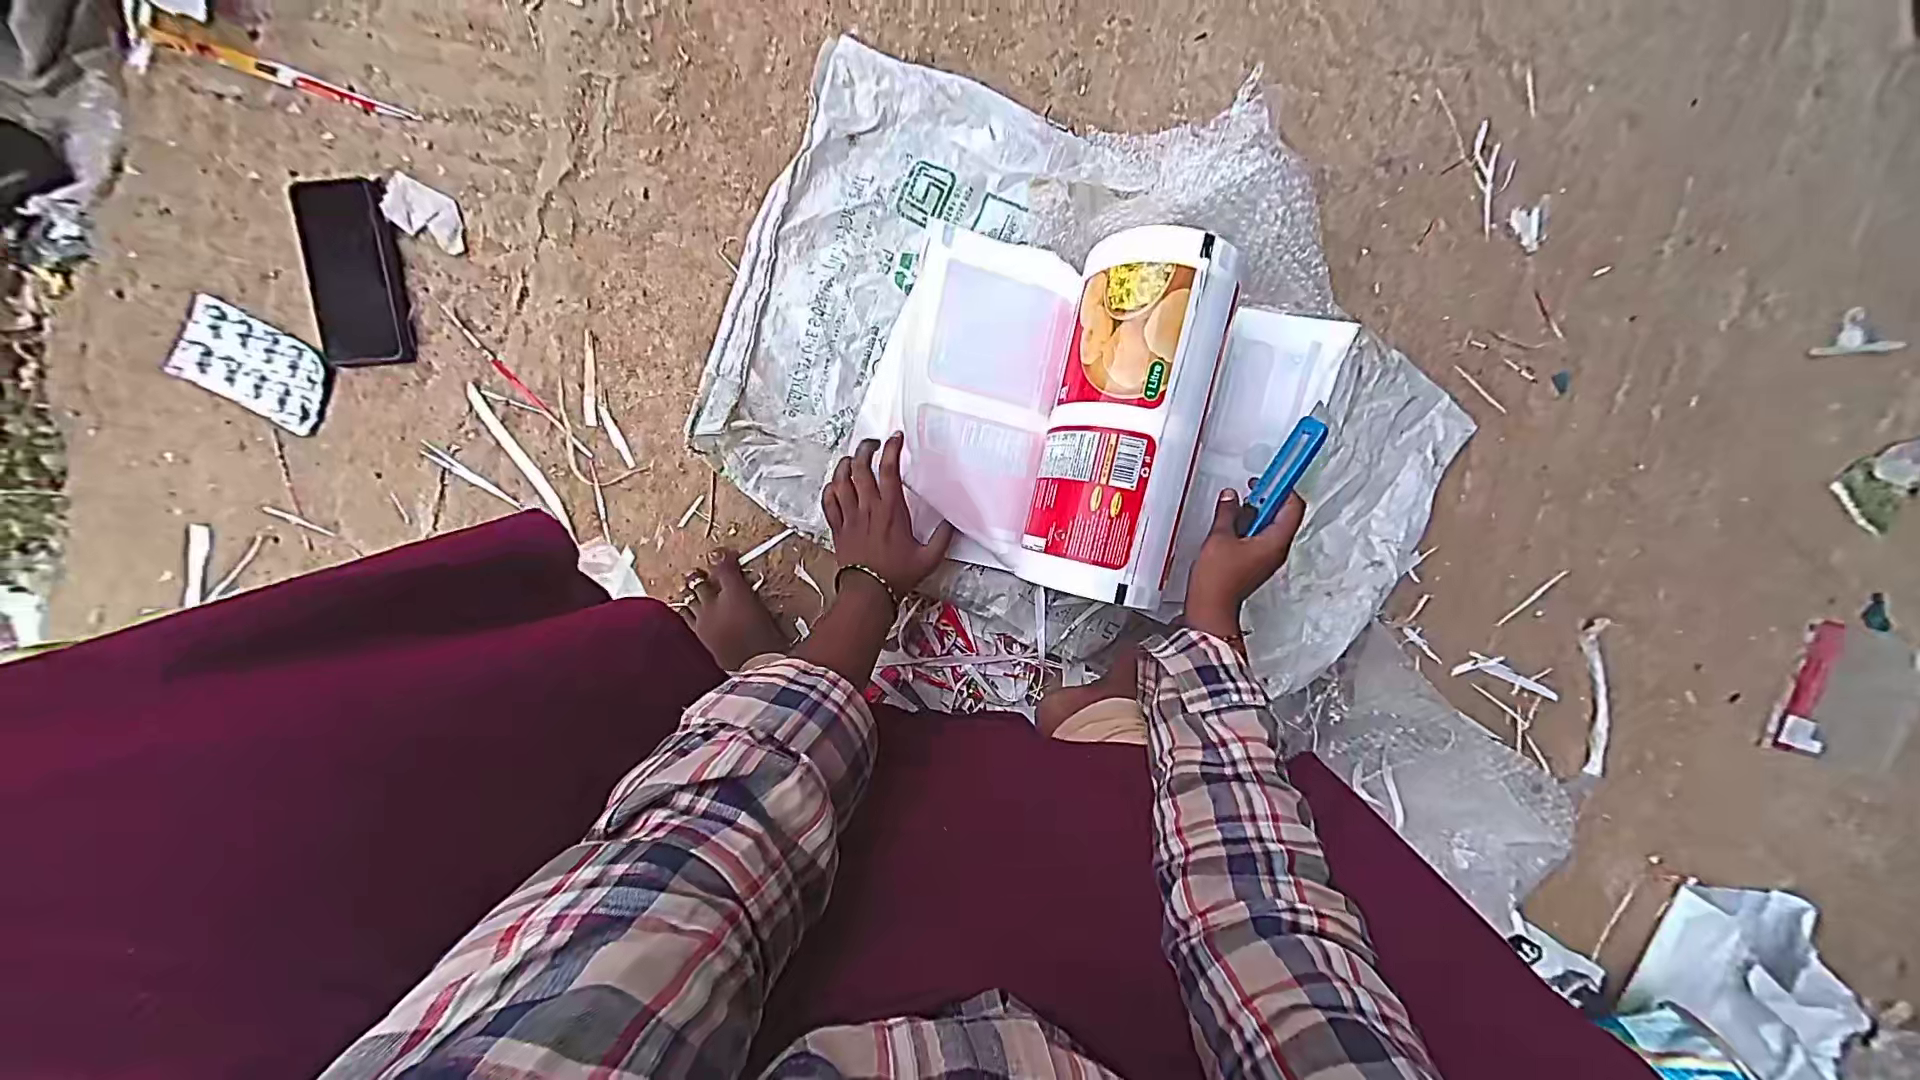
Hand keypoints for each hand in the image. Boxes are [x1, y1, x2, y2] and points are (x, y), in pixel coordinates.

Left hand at [821, 433, 954, 599]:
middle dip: (865, 449)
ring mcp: (850, 517)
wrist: (869, 592)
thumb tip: (952, 524)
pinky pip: (829, 502)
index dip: (892, 449)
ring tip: (852, 459)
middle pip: (860, 467)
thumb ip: (943, 538)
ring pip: (841, 480)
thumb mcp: (929, 558)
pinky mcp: (838, 528)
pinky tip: (835, 485)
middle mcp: (868, 508)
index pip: (889, 469)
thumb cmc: (896, 575)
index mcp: (891, 510)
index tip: (895, 438)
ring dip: (845, 465)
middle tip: (873, 444)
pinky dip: (830, 489)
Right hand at [1183, 489, 1304, 640]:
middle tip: (1253, 488)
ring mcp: (1266, 558)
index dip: (1283, 489)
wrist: (1210, 607)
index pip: (1293, 507)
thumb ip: (1227, 513)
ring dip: (1256, 513)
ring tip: (1236, 505)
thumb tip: (1231, 497)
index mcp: (1275, 542)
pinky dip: (1248, 527)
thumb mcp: (1219, 537)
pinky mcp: (1254, 563)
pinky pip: (1259, 538)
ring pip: (1270, 527)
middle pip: (1283, 516)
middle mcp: (1276, 550)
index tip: (1271, 478)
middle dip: (1268, 499)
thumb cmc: (1218, 580)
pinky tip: (1230, 525)